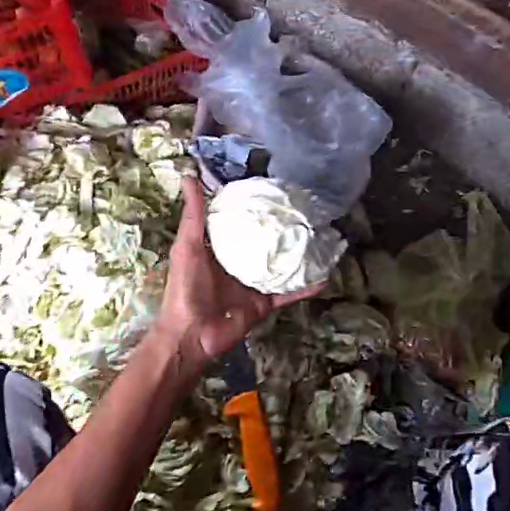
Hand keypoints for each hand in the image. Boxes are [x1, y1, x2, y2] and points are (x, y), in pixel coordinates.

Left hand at [153, 175, 321, 364]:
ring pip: (280, 265)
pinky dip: (305, 286)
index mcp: (219, 248)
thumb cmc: (186, 288)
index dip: (254, 207)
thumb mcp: (188, 246)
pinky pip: (288, 292)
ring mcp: (253, 284)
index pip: (239, 222)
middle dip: (281, 230)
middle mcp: (238, 263)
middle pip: (264, 243)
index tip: (273, 190)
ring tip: (320, 238)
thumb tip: (189, 176)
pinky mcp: (264, 303)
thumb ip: (194, 215)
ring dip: (298, 255)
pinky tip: (324, 275)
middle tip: (304, 211)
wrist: (192, 334)